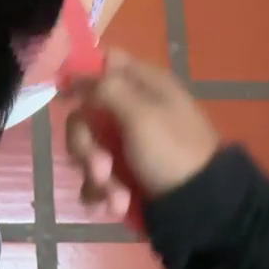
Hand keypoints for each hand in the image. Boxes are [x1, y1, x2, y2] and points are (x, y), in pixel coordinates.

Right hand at [65, 52, 218, 213]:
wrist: (202, 208)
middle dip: (86, 145)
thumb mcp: (141, 114)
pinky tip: (114, 203)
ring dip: (94, 174)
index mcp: (143, 85)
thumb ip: (105, 88)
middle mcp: (132, 107)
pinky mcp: (123, 169)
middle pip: (85, 113)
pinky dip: (101, 190)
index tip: (66, 98)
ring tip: (114, 197)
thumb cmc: (173, 153)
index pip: (103, 61)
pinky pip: (94, 173)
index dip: (81, 75)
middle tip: (100, 167)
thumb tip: (75, 74)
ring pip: (87, 146)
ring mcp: (127, 141)